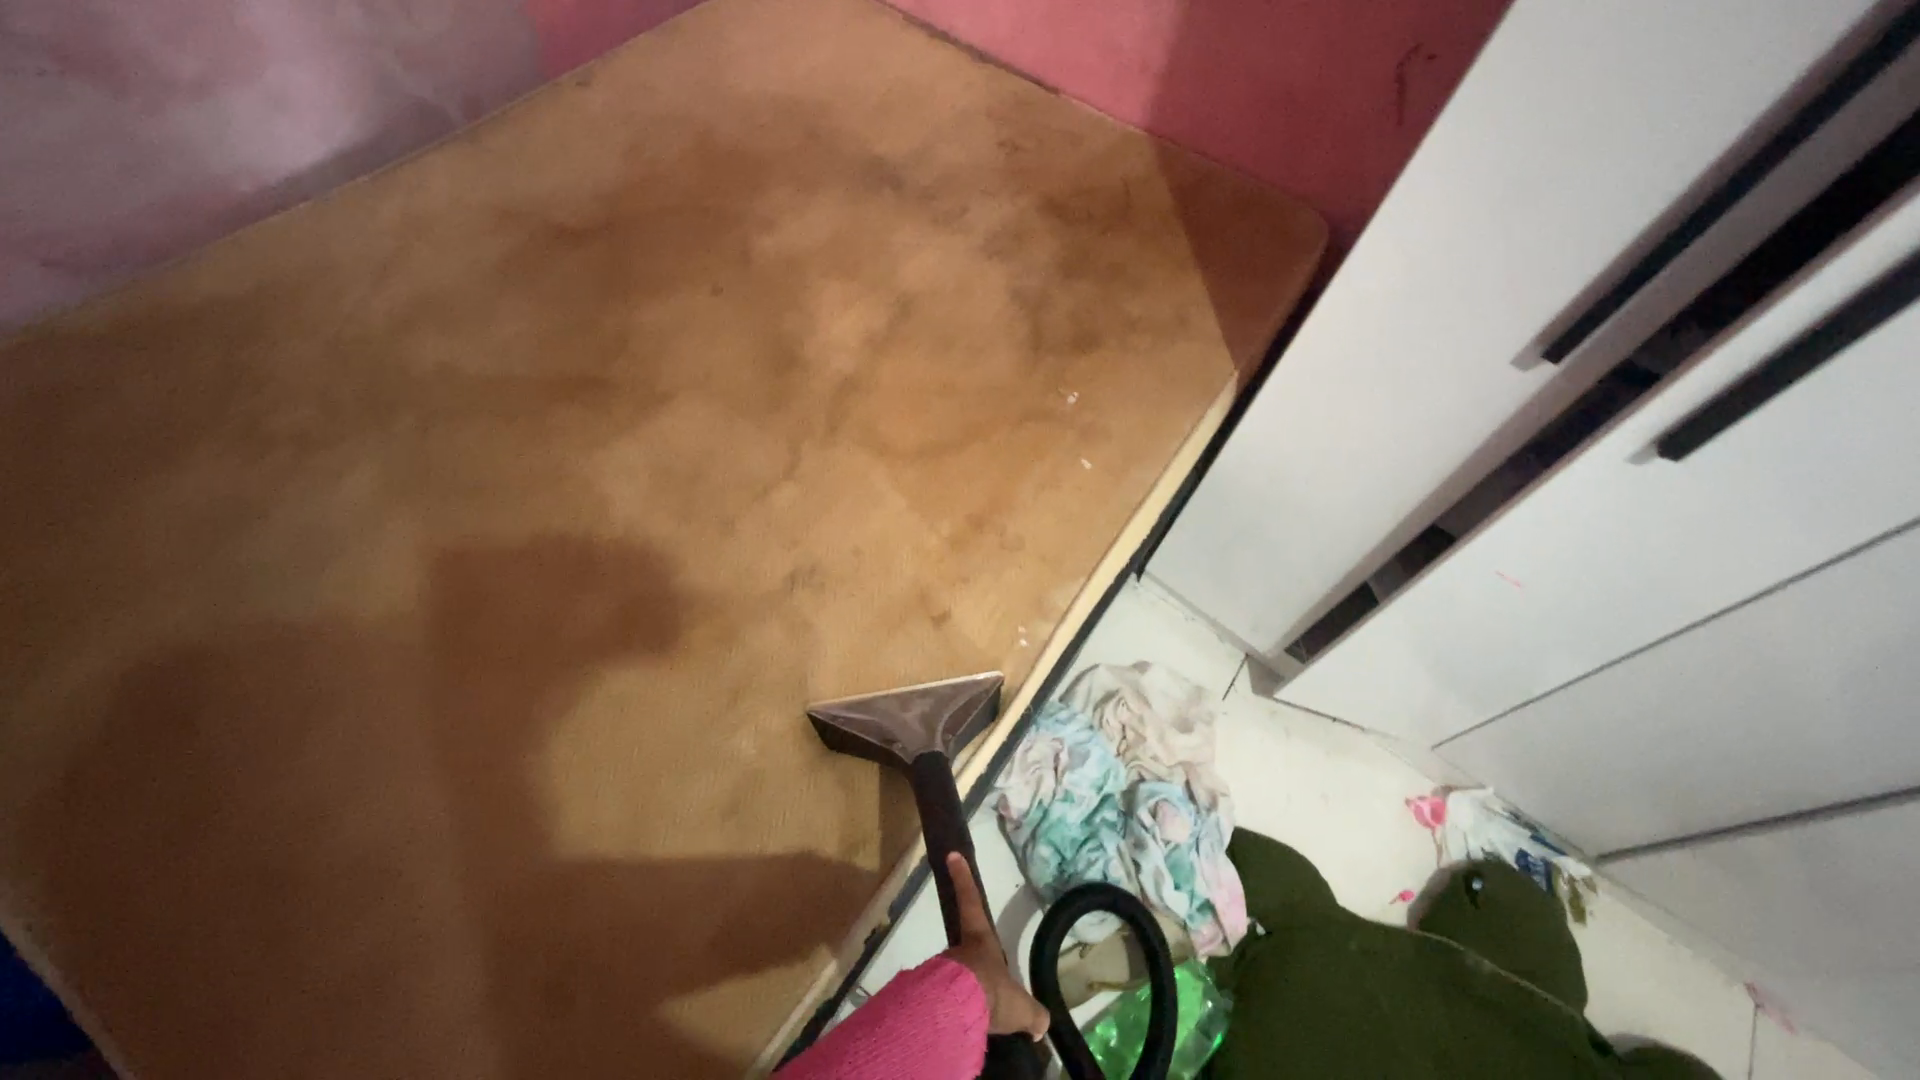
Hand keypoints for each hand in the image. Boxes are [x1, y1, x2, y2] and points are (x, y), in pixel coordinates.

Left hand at [940, 853, 1051, 1039]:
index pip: (971, 901)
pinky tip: (963, 1029)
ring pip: (953, 978)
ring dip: (964, 993)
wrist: (957, 1011)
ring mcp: (942, 971)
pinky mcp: (932, 994)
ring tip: (976, 1015)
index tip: (952, 855)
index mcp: (981, 940)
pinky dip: (954, 1012)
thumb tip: (1041, 1027)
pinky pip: (946, 1000)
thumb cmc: (993, 992)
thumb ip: (1034, 1015)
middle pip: (963, 948)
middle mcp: (959, 951)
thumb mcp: (1023, 1008)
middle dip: (971, 965)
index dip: (963, 878)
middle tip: (980, 986)